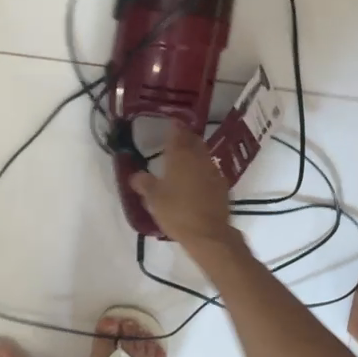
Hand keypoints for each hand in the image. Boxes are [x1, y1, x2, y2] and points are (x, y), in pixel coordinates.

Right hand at [129, 126, 242, 252]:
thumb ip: (144, 183)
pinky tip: (197, 177)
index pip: (178, 134)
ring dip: (195, 152)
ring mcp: (213, 171)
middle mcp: (199, 159)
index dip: (175, 127)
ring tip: (186, 157)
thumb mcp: (153, 199)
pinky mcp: (222, 186)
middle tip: (178, 138)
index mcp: (180, 157)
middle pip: (194, 141)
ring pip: (204, 154)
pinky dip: (203, 169)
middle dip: (186, 137)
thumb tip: (135, 175)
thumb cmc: (177, 213)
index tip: (171, 122)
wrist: (208, 234)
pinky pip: (211, 170)